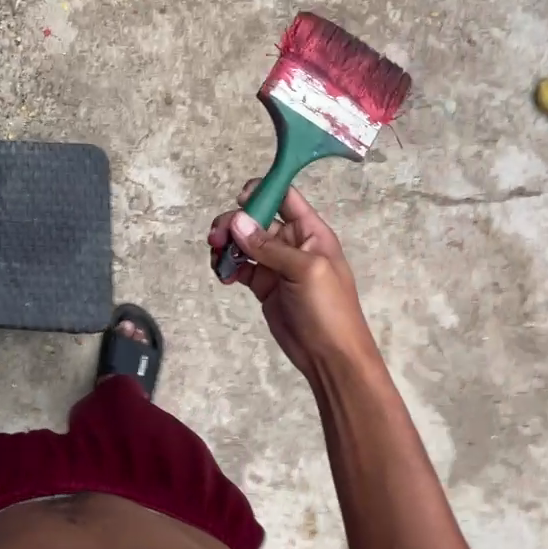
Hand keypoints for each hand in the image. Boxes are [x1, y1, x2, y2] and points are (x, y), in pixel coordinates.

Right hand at [207, 182, 378, 380]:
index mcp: (309, 232)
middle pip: (254, 218)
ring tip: (217, 260)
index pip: (285, 196)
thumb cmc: (329, 310)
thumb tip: (236, 220)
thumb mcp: (305, 271)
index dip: (262, 190)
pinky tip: (223, 276)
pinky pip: (237, 265)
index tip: (239, 199)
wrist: (331, 358)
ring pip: (241, 241)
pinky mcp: (262, 283)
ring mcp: (275, 263)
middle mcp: (290, 242)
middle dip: (232, 223)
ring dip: (225, 245)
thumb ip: (269, 246)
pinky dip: (226, 266)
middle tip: (216, 239)